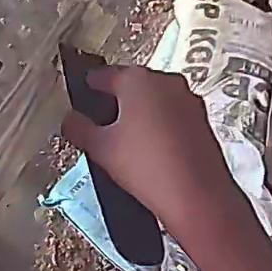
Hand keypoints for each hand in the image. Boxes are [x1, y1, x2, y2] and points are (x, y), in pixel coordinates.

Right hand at [62, 66, 240, 238]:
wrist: (196, 195)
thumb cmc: (146, 165)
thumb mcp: (100, 148)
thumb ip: (78, 128)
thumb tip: (69, 120)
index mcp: (137, 80)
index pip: (104, 75)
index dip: (89, 86)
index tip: (82, 92)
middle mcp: (166, 82)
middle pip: (132, 85)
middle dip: (115, 102)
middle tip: (99, 122)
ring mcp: (188, 100)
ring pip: (154, 101)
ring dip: (138, 114)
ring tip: (124, 141)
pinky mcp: (202, 121)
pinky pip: (171, 116)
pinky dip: (158, 126)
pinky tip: (149, 150)